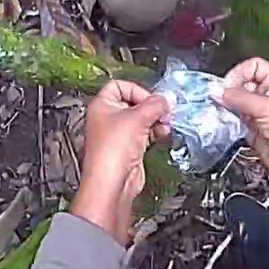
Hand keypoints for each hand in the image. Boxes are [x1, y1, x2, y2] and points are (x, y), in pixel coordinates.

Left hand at [70, 80, 170, 244]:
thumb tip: (165, 99)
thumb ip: (155, 105)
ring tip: (165, 123)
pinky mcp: (128, 147)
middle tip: (163, 110)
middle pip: (133, 102)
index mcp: (102, 105)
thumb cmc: (112, 151)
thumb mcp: (137, 118)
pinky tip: (163, 133)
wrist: (112, 183)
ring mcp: (118, 133)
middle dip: (150, 106)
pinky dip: (154, 131)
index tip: (151, 99)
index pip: (120, 86)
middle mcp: (108, 118)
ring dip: (155, 119)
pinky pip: (144, 133)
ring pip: (140, 118)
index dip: (137, 90)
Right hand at [216, 58, 268, 264]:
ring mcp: (261, 115)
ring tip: (221, 110)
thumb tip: (219, 91)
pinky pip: (237, 122)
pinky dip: (229, 121)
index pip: (254, 67)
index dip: (240, 72)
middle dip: (230, 90)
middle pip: (243, 85)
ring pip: (238, 104)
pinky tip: (226, 122)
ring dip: (228, 106)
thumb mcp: (266, 106)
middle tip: (220, 97)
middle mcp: (268, 97)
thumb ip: (239, 97)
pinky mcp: (255, 132)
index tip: (229, 84)